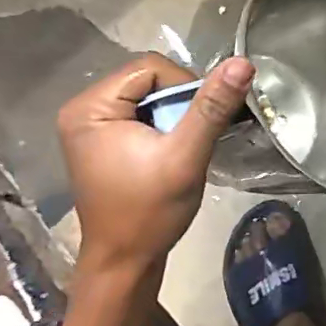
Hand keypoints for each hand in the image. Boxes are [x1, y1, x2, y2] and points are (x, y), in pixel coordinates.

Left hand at [55, 53, 254, 277]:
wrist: (126, 263)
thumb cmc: (149, 212)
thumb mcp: (186, 156)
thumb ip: (212, 107)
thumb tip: (242, 62)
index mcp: (89, 107)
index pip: (151, 68)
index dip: (184, 88)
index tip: (196, 125)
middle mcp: (83, 108)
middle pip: (150, 78)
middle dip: (180, 102)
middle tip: (192, 137)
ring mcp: (93, 124)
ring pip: (151, 93)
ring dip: (177, 114)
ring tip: (185, 145)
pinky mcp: (105, 137)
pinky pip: (144, 110)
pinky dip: (167, 123)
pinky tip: (174, 148)